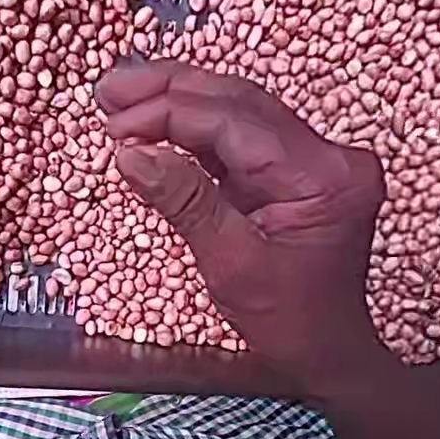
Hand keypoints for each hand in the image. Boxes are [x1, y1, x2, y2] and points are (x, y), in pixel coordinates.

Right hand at [98, 61, 389, 388]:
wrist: (328, 351)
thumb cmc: (288, 322)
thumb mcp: (231, 265)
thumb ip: (185, 202)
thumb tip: (130, 154)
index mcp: (324, 177)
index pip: (236, 123)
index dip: (170, 115)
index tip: (117, 127)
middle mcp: (328, 156)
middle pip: (239, 101)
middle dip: (169, 91)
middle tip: (111, 87)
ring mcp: (314, 160)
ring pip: (237, 111)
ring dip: (177, 101)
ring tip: (122, 96)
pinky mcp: (294, 171)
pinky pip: (238, 139)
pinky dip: (191, 131)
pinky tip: (153, 123)